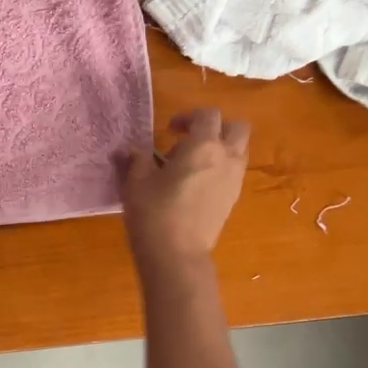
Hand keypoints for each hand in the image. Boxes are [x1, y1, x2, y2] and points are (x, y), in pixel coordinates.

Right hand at [121, 108, 249, 270]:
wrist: (177, 252)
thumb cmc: (153, 212)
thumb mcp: (135, 183)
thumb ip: (135, 160)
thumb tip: (129, 149)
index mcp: (203, 146)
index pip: (207, 115)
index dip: (188, 117)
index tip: (169, 129)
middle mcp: (226, 156)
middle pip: (235, 127)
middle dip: (215, 128)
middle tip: (187, 142)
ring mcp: (234, 178)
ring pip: (238, 149)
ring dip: (219, 148)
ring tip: (189, 166)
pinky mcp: (233, 197)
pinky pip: (232, 171)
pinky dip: (218, 168)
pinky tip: (194, 185)